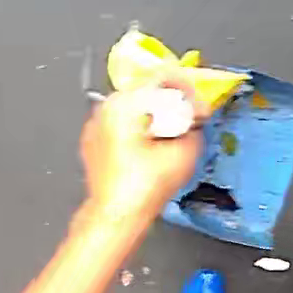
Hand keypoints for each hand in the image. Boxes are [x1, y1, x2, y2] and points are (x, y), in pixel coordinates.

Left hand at [79, 86, 200, 222]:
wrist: (116, 216)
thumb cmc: (143, 189)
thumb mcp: (185, 153)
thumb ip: (195, 126)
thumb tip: (196, 119)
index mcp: (125, 103)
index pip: (162, 75)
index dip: (187, 88)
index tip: (198, 105)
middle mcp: (106, 108)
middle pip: (145, 90)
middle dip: (170, 104)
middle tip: (188, 120)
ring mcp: (96, 125)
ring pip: (132, 107)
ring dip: (154, 117)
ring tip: (170, 137)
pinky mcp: (94, 142)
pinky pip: (120, 125)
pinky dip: (137, 130)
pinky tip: (150, 149)